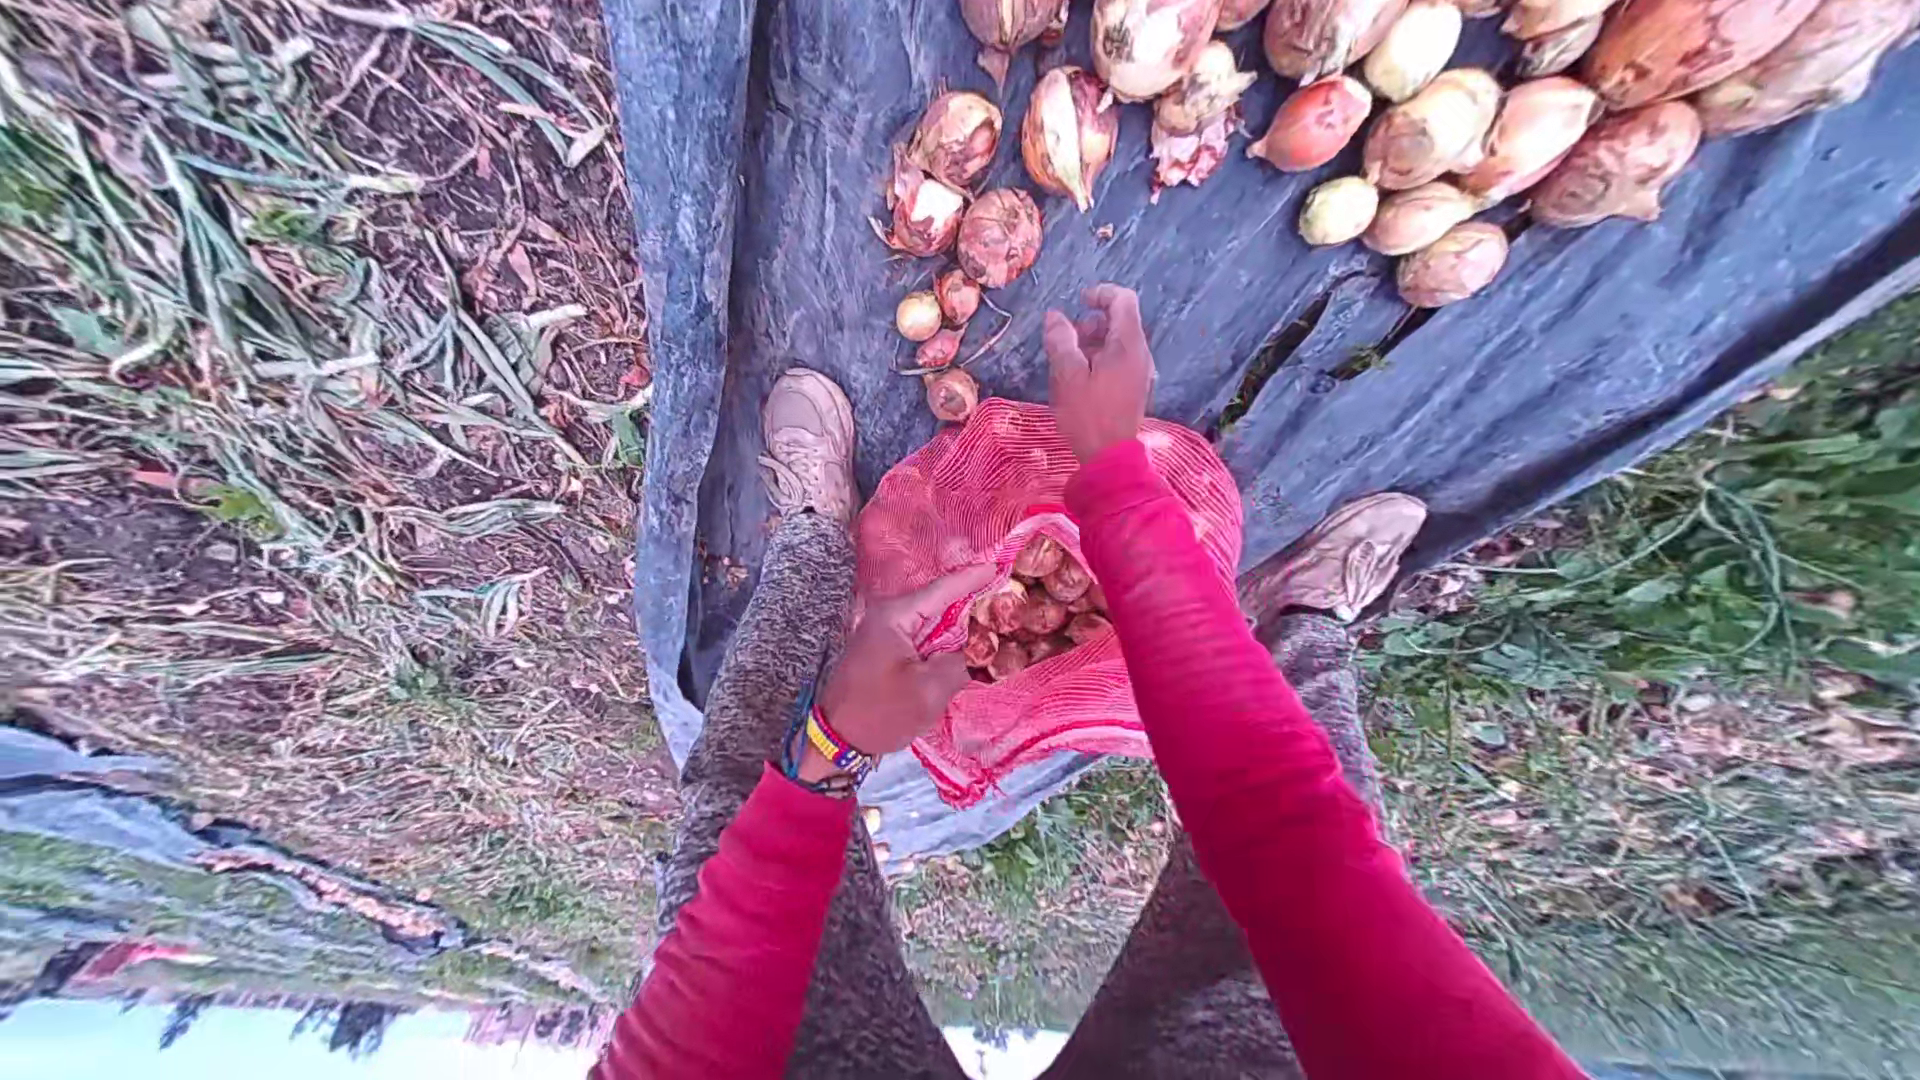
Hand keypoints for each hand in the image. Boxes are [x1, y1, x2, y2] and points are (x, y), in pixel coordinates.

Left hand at [808, 564, 998, 779]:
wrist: (837, 741)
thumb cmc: (880, 713)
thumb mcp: (928, 691)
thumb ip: (962, 663)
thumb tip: (986, 649)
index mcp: (896, 615)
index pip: (943, 589)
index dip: (974, 577)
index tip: (1000, 565)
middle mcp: (890, 615)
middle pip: (940, 601)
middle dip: (973, 598)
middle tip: (1008, 593)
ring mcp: (887, 632)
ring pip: (935, 620)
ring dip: (962, 621)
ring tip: (997, 615)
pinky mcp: (888, 649)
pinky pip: (925, 636)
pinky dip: (948, 638)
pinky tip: (970, 642)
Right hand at [1043, 283, 1154, 463]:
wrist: (1108, 457)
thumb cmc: (1087, 415)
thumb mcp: (1067, 375)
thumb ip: (1060, 340)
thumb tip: (1054, 317)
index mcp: (1128, 345)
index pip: (1123, 300)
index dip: (1100, 294)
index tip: (1078, 301)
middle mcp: (1141, 354)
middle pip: (1120, 321)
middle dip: (1092, 322)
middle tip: (1067, 339)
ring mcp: (1141, 373)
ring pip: (1119, 343)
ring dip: (1094, 343)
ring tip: (1069, 362)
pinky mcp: (1135, 389)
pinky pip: (1120, 361)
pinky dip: (1101, 359)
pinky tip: (1081, 379)